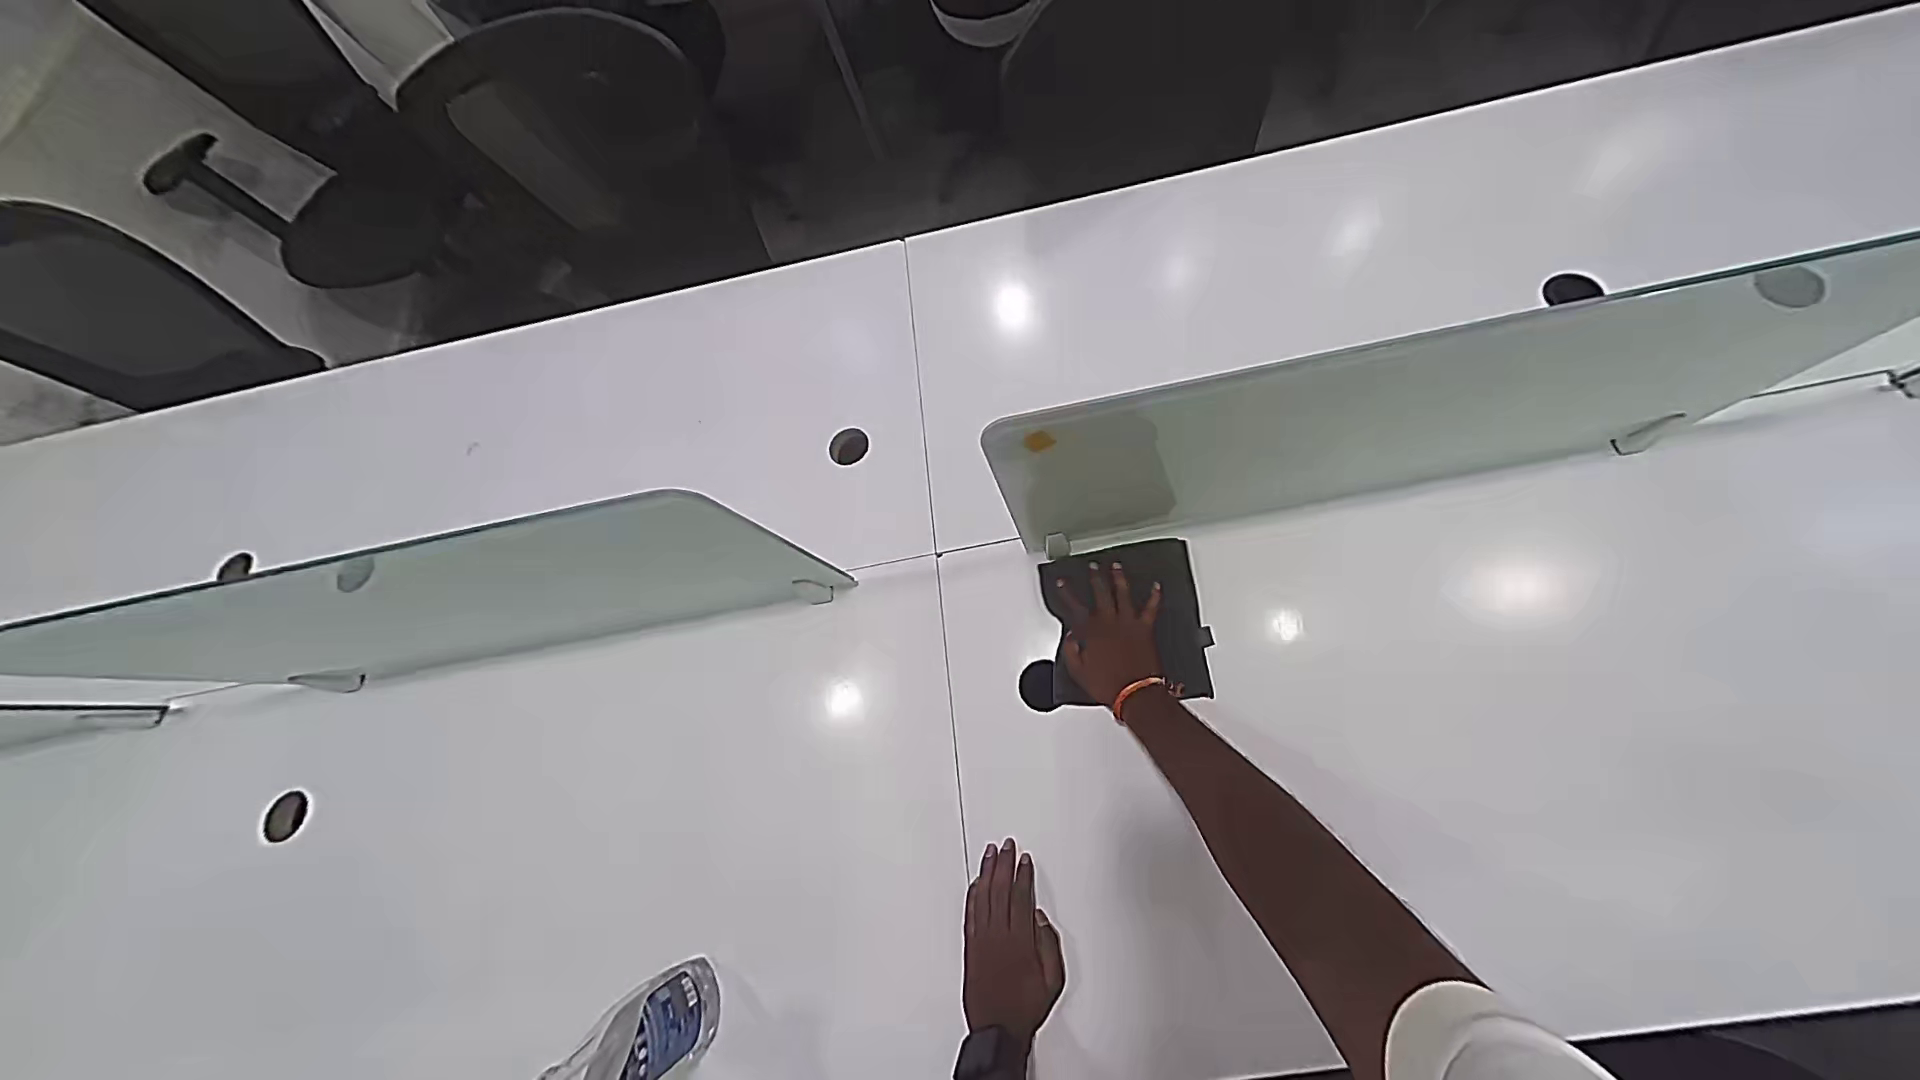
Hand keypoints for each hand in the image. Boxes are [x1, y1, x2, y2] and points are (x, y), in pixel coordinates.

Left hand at [964, 839, 1065, 1052]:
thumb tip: (1039, 918)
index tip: (1024, 859)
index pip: (1020, 895)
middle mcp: (998, 934)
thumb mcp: (1052, 979)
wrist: (997, 1029)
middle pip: (1000, 888)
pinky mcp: (970, 945)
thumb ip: (1048, 944)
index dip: (1023, 874)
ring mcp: (982, 938)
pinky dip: (973, 894)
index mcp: (1019, 940)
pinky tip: (976, 882)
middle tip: (1007, 845)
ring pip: (983, 895)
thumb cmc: (1025, 1006)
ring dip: (987, 871)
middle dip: (1004, 863)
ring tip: (990, 853)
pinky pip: (970, 912)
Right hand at [1057, 561, 1163, 705]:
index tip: (1062, 582)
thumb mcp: (1078, 671)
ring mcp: (1128, 623)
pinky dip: (1154, 596)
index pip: (1074, 606)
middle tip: (1093, 567)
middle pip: (1100, 593)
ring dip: (1119, 578)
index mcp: (1091, 632)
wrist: (1135, 693)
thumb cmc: (1108, 685)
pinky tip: (1156, 586)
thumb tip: (1069, 637)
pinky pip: (1151, 608)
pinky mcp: (1145, 629)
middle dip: (1095, 577)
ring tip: (1116, 566)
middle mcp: (1109, 623)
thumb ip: (1071, 651)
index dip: (1067, 592)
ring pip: (1123, 593)